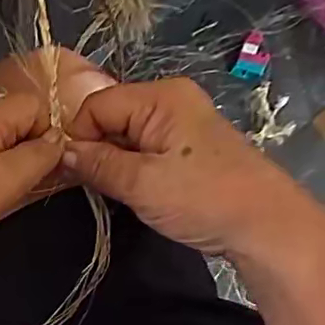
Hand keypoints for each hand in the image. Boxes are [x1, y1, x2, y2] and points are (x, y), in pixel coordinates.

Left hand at [0, 94, 63, 304]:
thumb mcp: (10, 177)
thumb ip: (41, 153)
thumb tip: (59, 139)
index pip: (32, 104)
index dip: (50, 130)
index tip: (54, 164)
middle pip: (16, 125)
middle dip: (35, 150)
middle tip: (43, 182)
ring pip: (1, 150)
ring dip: (19, 169)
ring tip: (22, 195)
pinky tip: (0, 203)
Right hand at [63, 78, 294, 255]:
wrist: (265, 227)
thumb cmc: (204, 199)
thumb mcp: (142, 184)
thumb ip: (97, 164)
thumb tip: (59, 152)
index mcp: (160, 97)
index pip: (95, 105)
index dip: (77, 136)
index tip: (69, 173)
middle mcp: (169, 100)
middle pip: (109, 117)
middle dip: (92, 149)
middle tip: (87, 186)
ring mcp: (179, 123)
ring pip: (123, 135)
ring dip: (110, 162)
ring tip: (110, 191)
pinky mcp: (184, 147)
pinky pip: (141, 149)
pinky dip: (129, 168)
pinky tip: (130, 191)